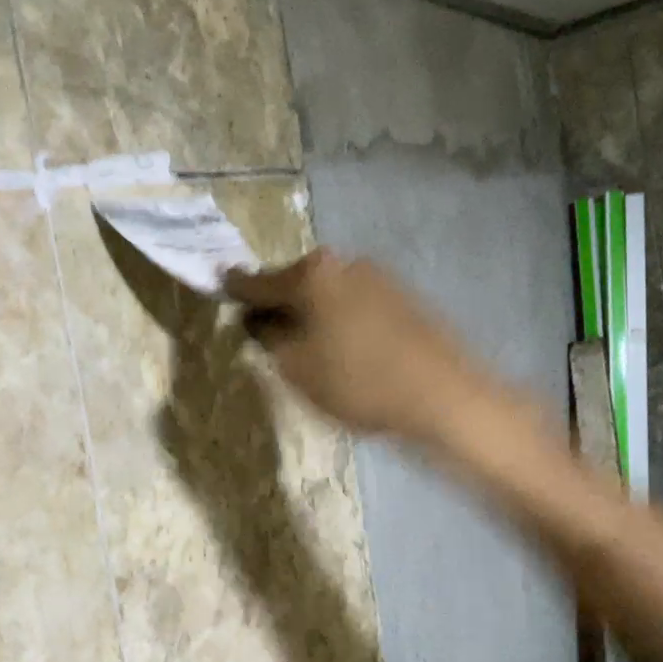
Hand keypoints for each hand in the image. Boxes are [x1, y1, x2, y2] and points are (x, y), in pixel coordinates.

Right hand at [223, 249, 491, 439]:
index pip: (258, 281)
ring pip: (327, 293)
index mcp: (311, 274)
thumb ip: (267, 338)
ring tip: (305, 346)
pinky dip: (340, 320)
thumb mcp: (295, 367)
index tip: (217, 284)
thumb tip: (256, 320)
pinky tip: (344, 349)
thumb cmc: (358, 381)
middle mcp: (343, 264)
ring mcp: (378, 277)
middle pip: (296, 283)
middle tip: (262, 329)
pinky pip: (354, 304)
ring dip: (311, 313)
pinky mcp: (404, 297)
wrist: (445, 397)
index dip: (234, 289)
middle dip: (278, 303)